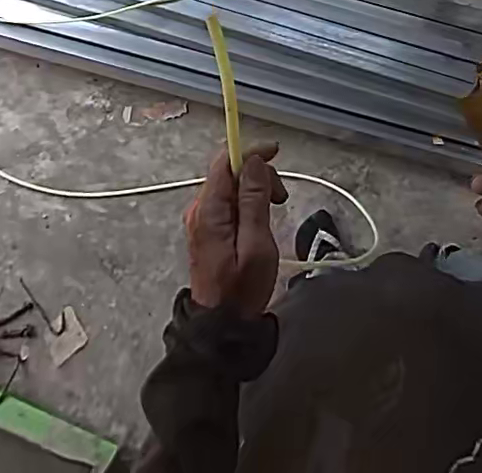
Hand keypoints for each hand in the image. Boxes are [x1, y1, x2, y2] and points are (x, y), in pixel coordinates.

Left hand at [185, 143, 287, 317]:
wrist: (221, 329)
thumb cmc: (241, 291)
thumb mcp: (256, 245)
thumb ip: (254, 201)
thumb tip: (253, 163)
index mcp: (209, 211)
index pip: (225, 162)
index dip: (250, 151)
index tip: (275, 152)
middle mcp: (200, 210)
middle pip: (229, 172)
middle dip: (258, 174)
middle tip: (281, 197)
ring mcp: (202, 219)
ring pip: (231, 185)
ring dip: (255, 188)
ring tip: (276, 207)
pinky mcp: (208, 228)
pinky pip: (229, 201)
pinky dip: (248, 200)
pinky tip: (262, 216)